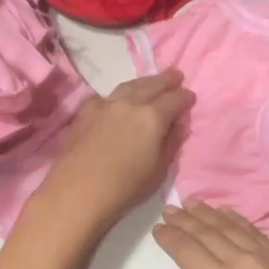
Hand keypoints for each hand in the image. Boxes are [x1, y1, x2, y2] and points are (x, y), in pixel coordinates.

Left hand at [34, 71, 192, 232]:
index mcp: (153, 117)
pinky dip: (119, 94)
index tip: (191, 97)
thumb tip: (178, 124)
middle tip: (176, 75)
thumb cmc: (126, 188)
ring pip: (129, 86)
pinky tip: (118, 100)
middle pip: (152, 85)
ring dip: (144, 82)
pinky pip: (106, 96)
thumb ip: (171, 143)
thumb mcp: (159, 170)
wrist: (77, 193)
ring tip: (151, 82)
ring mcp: (105, 105)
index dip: (185, 97)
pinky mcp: (85, 113)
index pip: (175, 99)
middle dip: (167, 80)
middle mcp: (130, 103)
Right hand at [152, 202, 268, 268]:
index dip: (170, 239)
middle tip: (168, 209)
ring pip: (228, 226)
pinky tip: (223, 212)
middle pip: (206, 233)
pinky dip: (234, 218)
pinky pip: (251, 229)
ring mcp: (262, 254)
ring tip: (190, 203)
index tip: (157, 229)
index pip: (188, 252)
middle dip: (184, 220)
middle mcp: (240, 260)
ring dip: (207, 213)